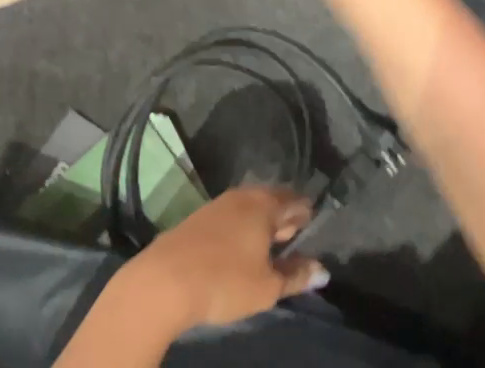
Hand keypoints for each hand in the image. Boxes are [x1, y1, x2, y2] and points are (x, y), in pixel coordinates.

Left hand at [115, 186, 328, 329]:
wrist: (161, 283)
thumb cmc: (224, 281)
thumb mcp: (266, 287)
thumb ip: (296, 277)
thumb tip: (322, 271)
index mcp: (265, 205)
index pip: (295, 201)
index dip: (306, 216)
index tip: (311, 232)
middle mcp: (242, 196)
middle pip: (271, 201)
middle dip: (282, 219)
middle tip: (291, 240)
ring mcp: (215, 206)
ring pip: (247, 208)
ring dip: (258, 224)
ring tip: (263, 248)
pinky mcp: (194, 220)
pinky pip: (227, 218)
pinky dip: (238, 229)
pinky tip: (234, 250)